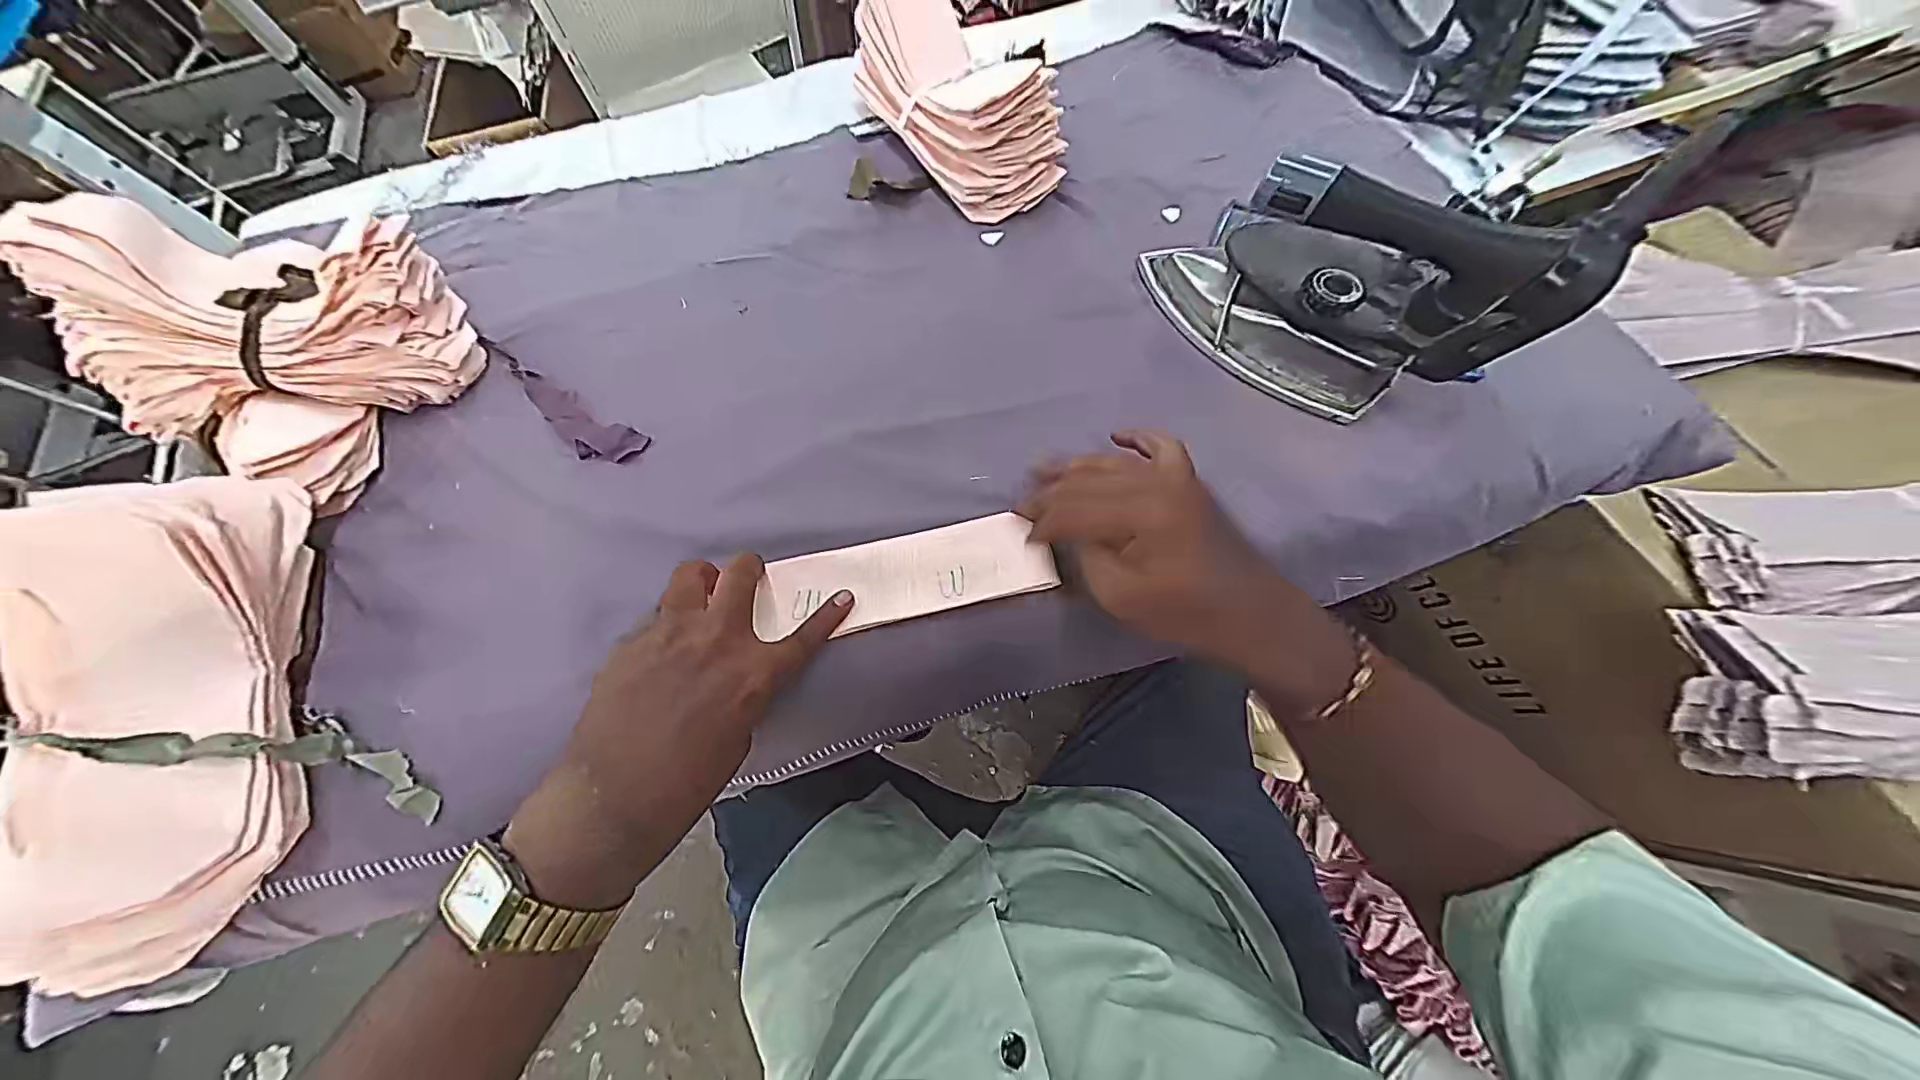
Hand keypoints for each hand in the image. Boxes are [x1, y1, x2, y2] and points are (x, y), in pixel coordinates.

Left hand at [505, 556, 850, 906]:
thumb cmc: (688, 781)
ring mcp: (670, 634)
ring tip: (702, 594)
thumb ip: (746, 692)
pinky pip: (656, 617)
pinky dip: (667, 624)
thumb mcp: (739, 734)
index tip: (842, 597)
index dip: (828, 615)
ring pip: (690, 575)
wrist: (615, 796)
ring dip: (704, 580)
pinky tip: (659, 651)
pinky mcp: (632, 642)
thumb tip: (735, 676)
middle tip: (750, 575)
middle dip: (750, 568)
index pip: (803, 636)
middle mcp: (717, 640)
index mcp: (754, 673)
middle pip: (740, 575)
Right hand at [1017, 430, 1352, 711]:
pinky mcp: (1191, 481)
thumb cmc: (1184, 613)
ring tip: (1044, 468)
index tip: (1023, 534)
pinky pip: (1161, 447)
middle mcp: (1157, 484)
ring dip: (1077, 466)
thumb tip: (1067, 532)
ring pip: (1115, 463)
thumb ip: (1087, 557)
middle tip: (1022, 503)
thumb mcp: (1120, 597)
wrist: (1249, 612)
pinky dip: (1137, 439)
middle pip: (1089, 482)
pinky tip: (1116, 436)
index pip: (1075, 510)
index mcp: (1140, 514)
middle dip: (1050, 493)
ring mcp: (1177, 478)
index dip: (1044, 522)